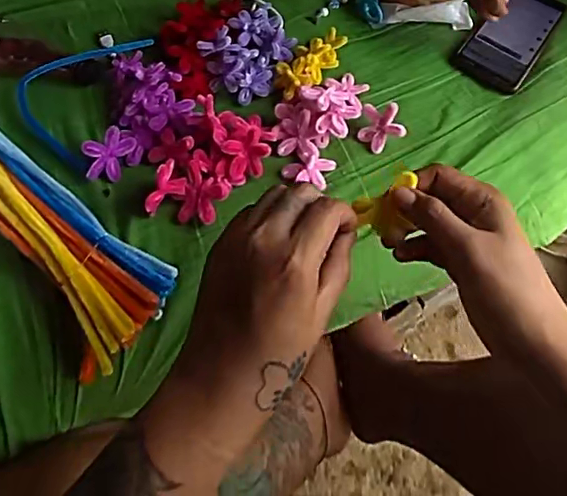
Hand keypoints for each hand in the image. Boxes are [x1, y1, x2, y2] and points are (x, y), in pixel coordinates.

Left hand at [170, 186, 356, 412]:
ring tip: (299, 231)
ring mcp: (239, 235)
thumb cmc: (279, 354)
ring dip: (294, 204)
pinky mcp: (222, 240)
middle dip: (320, 204)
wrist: (219, 376)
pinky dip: (270, 214)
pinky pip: (253, 209)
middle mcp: (266, 237)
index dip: (345, 213)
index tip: (347, 228)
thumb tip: (344, 231)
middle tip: (324, 228)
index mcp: (296, 259)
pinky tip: (274, 241)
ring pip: (276, 194)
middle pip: (302, 192)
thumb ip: (338, 263)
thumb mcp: (323, 312)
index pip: (328, 208)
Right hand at [387, 165, 566, 359]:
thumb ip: (433, 217)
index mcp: (482, 200)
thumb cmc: (507, 290)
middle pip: (432, 198)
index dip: (413, 186)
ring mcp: (469, 239)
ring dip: (408, 229)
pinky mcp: (463, 262)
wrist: (537, 345)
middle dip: (407, 209)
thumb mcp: (468, 249)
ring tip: (390, 245)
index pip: (440, 177)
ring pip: (430, 222)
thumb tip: (398, 192)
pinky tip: (401, 257)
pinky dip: (416, 248)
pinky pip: (433, 245)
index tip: (388, 205)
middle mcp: (475, 213)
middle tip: (385, 228)